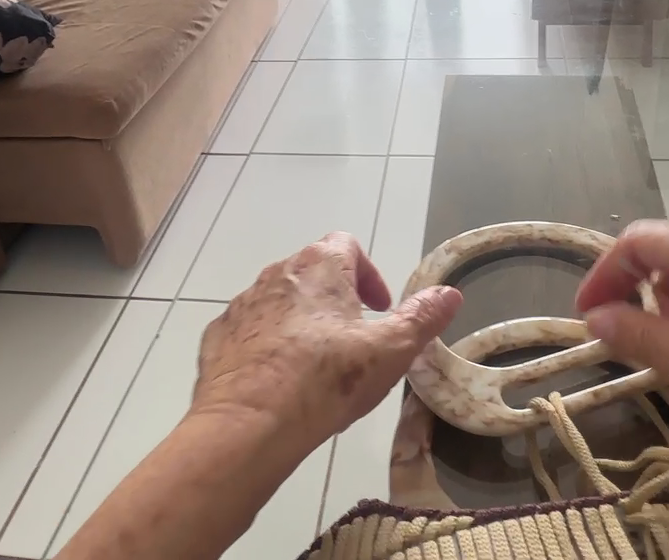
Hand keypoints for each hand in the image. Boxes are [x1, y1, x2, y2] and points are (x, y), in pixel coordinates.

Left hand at [192, 232, 463, 449]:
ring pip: (279, 300)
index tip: (378, 309)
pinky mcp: (219, 336)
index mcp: (320, 265)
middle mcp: (278, 272)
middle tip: (352, 339)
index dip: (367, 273)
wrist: (248, 422)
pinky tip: (276, 381)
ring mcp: (243, 303)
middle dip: (335, 297)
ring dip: (299, 320)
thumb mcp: (390, 351)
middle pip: (312, 270)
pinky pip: (249, 330)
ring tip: (314, 364)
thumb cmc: (327, 378)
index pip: (347, 244)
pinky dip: (266, 344)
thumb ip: (422, 318)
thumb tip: (450, 293)